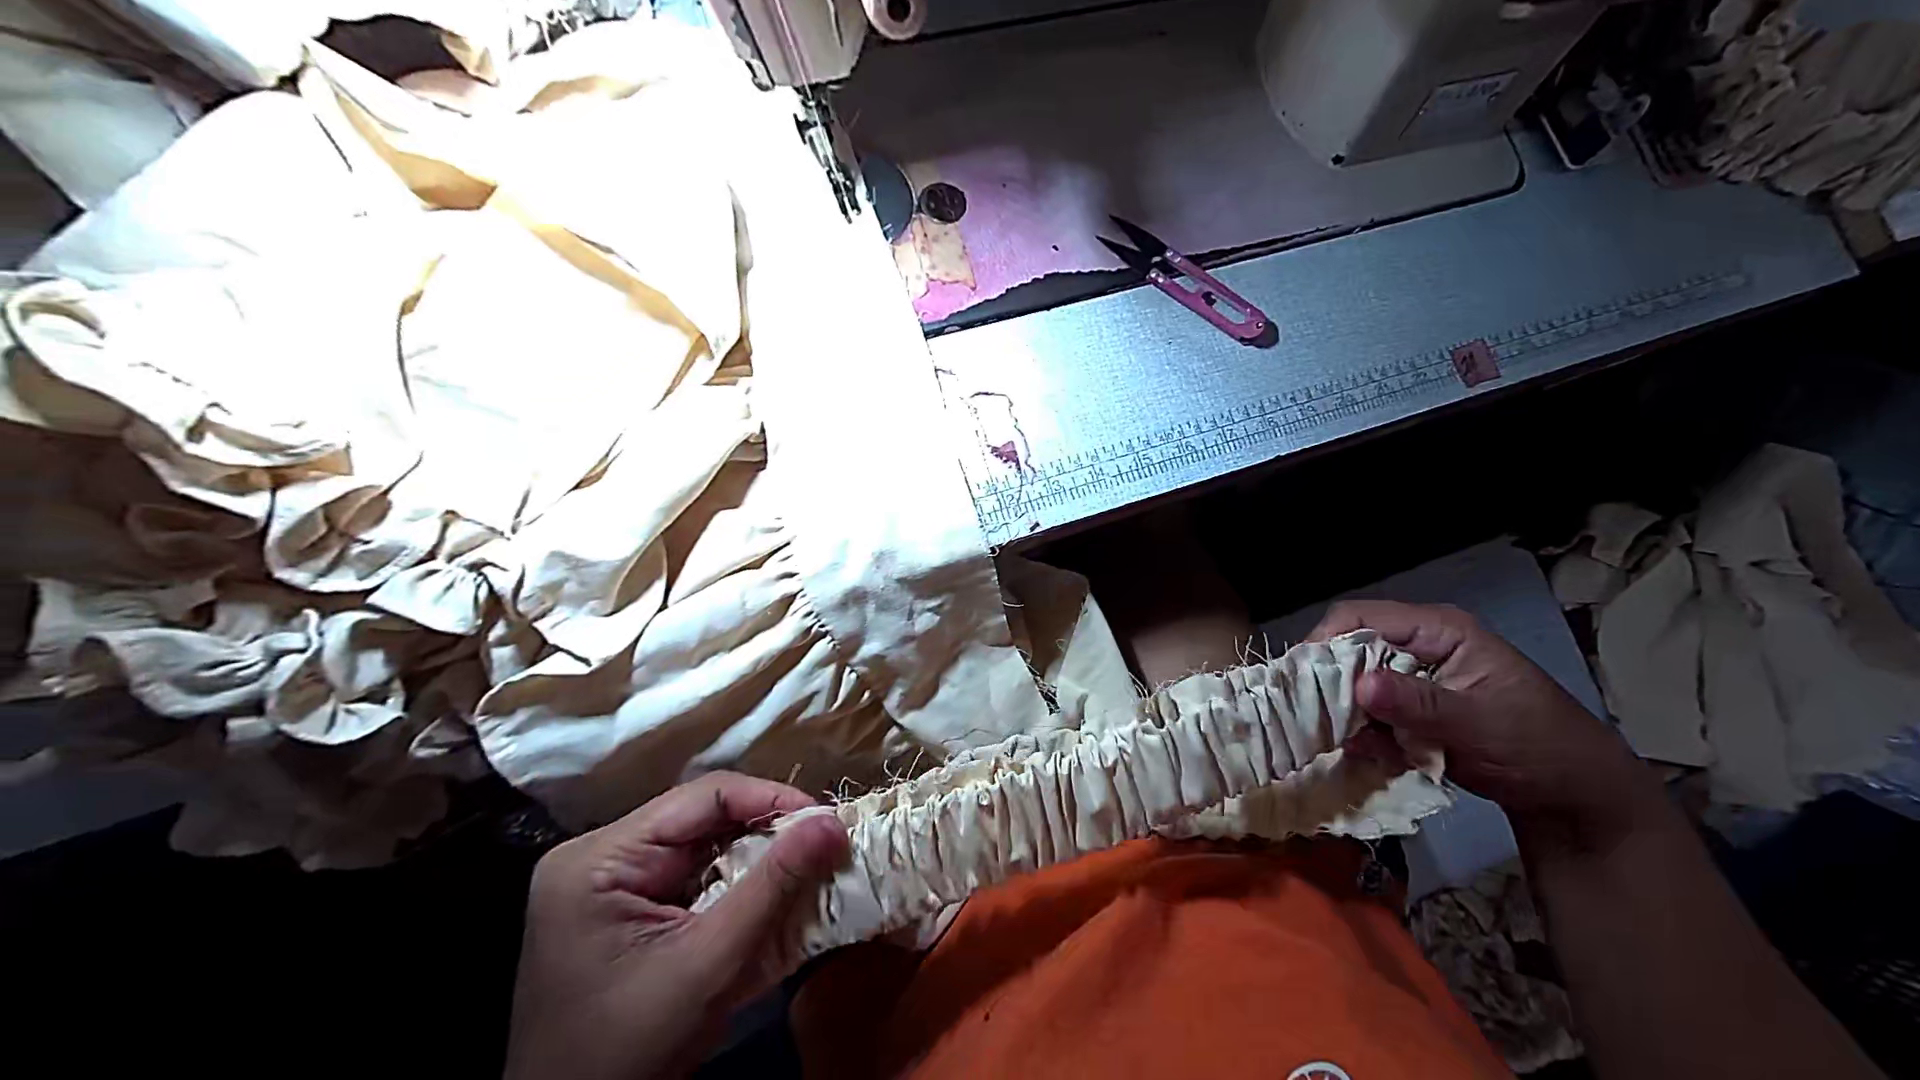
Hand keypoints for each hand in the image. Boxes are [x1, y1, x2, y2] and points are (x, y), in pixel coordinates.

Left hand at [504, 772, 848, 1079]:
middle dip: (767, 831)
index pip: (702, 797)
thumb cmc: (629, 1051)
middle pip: (704, 818)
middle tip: (824, 845)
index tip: (825, 821)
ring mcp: (611, 880)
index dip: (770, 799)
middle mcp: (600, 855)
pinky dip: (738, 882)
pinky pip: (696, 872)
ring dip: (757, 857)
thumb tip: (834, 824)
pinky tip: (771, 894)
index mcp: (599, 858)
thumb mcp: (708, 965)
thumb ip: (772, 889)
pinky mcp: (627, 904)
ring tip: (808, 866)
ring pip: (705, 843)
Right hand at [1311, 601, 1666, 860]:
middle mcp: (1418, 646)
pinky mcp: (1409, 708)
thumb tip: (1360, 685)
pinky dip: (1363, 733)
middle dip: (1332, 683)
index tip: (1300, 679)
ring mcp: (1412, 678)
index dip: (1325, 641)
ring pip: (1353, 683)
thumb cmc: (1539, 747)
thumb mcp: (1480, 723)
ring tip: (1355, 744)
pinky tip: (1376, 755)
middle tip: (1316, 717)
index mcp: (1439, 631)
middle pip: (1349, 649)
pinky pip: (1366, 712)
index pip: (1361, 618)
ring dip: (1347, 714)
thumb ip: (1419, 703)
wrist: (1574, 796)